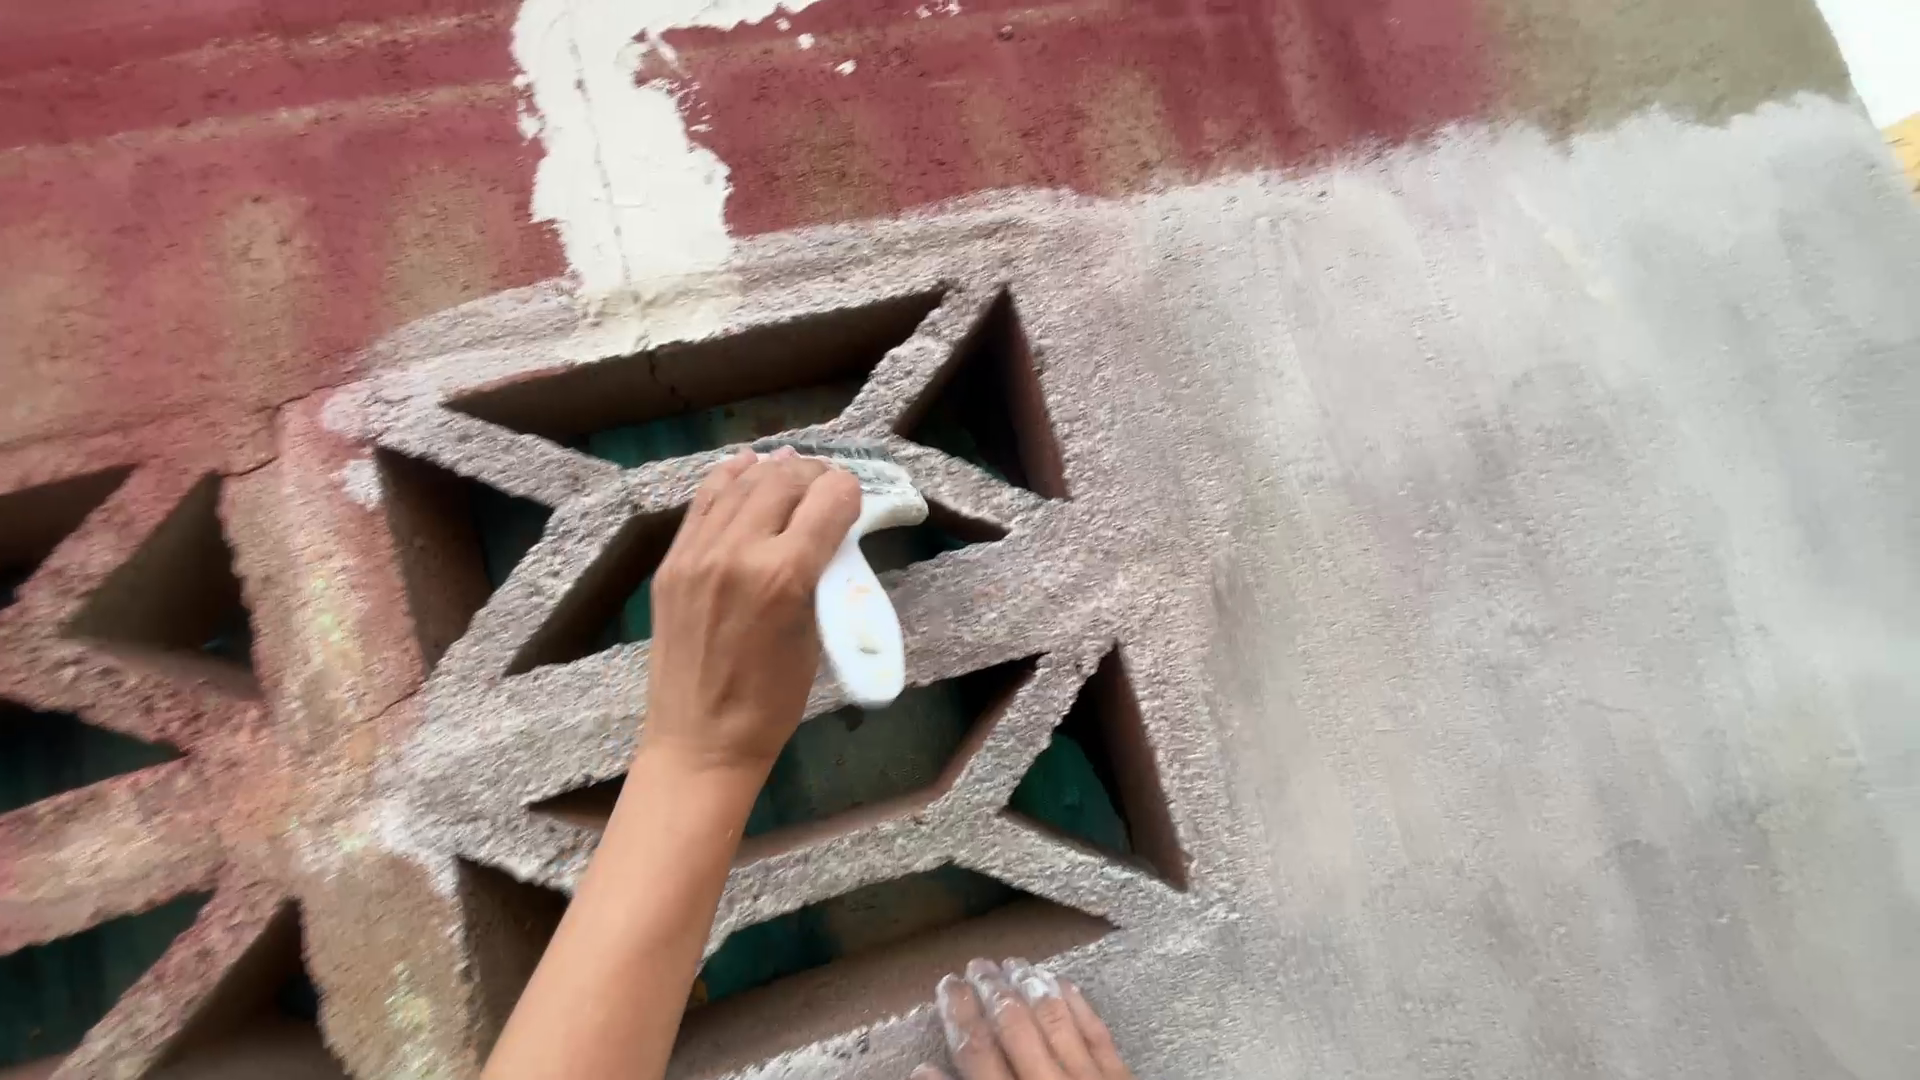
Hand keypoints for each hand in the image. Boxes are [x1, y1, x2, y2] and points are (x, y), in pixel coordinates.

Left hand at [641, 447, 860, 773]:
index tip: (856, 500)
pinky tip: (748, 467)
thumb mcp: (816, 634)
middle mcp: (738, 552)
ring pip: (743, 482)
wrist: (701, 740)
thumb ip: (822, 576)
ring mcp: (697, 554)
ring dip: (776, 471)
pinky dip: (730, 478)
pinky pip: (704, 501)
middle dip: (816, 475)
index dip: (850, 493)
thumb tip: (828, 531)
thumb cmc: (774, 701)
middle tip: (830, 485)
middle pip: (786, 481)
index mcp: (785, 577)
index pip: (830, 501)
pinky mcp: (672, 563)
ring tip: (794, 469)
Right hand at [914, 958, 1134, 1079]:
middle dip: (991, 989)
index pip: (976, 1052)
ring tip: (1013, 964)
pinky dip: (1078, 1004)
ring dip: (1031, 986)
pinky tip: (1062, 983)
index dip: (958, 1013)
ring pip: (1054, 1019)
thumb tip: (922, 1073)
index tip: (945, 985)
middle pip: (1013, 1025)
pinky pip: (1097, 1033)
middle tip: (976, 964)